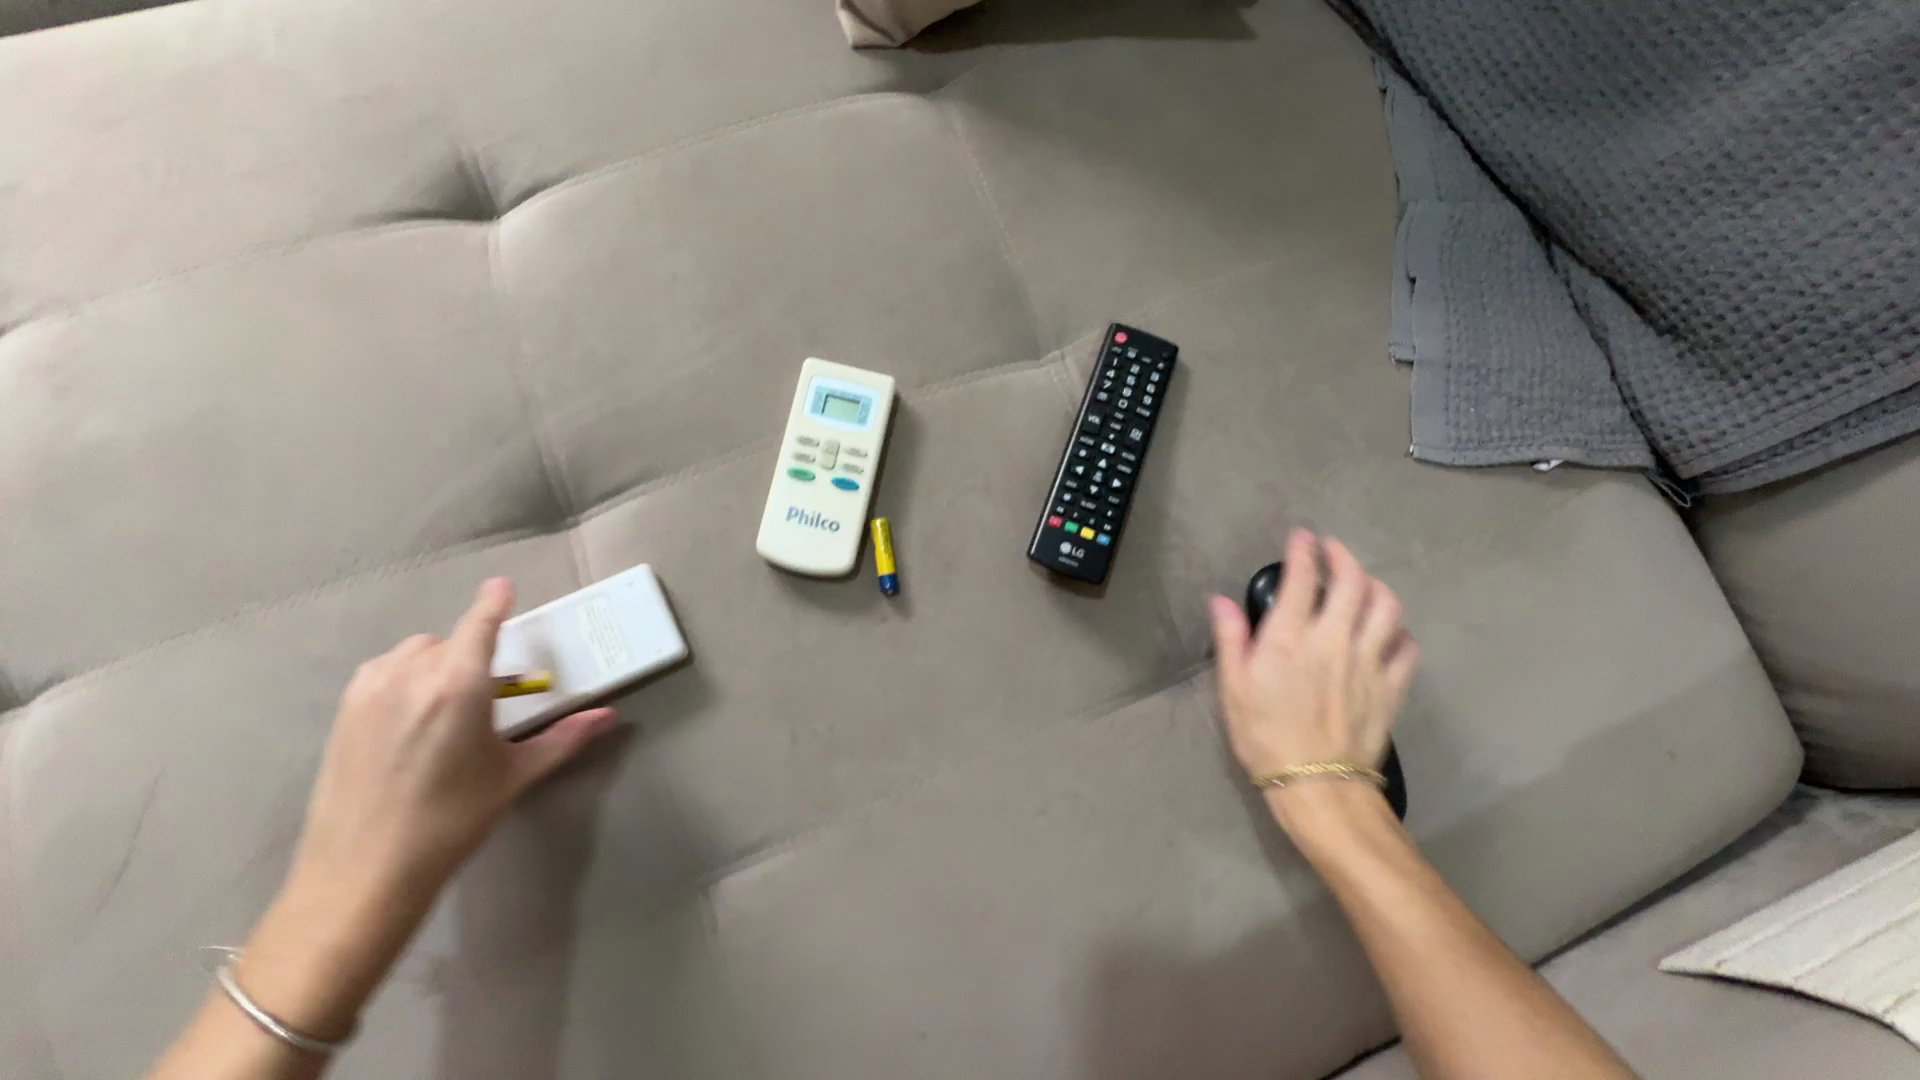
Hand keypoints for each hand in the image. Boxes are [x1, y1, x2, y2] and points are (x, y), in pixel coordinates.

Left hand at [293, 578, 617, 913]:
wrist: (364, 872)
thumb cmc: (452, 820)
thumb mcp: (515, 776)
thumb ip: (564, 738)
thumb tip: (609, 716)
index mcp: (459, 685)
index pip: (480, 625)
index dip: (494, 602)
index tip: (503, 586)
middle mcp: (412, 676)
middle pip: (449, 642)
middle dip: (472, 653)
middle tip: (489, 692)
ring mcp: (370, 692)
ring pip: (413, 654)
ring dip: (437, 663)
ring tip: (450, 703)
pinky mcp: (344, 713)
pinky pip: (382, 673)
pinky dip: (404, 677)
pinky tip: (413, 715)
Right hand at [1208, 530, 1418, 795]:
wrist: (1317, 786)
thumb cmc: (1264, 736)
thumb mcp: (1233, 688)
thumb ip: (1231, 639)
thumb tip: (1222, 600)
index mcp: (1290, 638)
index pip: (1302, 579)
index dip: (1303, 551)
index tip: (1301, 537)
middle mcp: (1334, 639)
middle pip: (1353, 582)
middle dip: (1343, 557)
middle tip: (1333, 550)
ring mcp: (1369, 661)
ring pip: (1386, 606)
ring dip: (1375, 585)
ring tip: (1363, 583)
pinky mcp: (1392, 686)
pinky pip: (1407, 646)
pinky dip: (1399, 630)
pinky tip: (1388, 631)